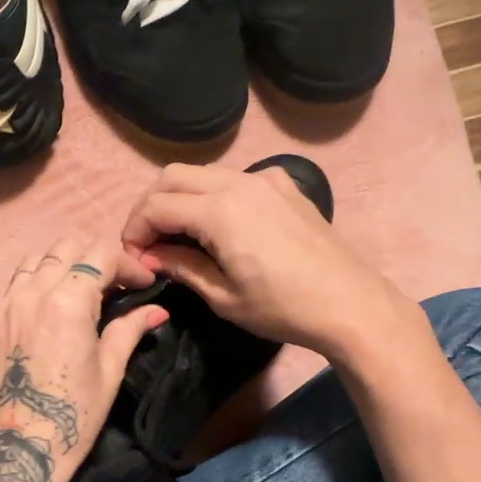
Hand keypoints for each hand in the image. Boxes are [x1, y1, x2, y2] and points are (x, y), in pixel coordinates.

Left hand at [0, 237, 166, 481]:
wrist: (21, 447)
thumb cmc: (74, 414)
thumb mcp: (109, 371)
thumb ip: (129, 330)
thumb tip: (157, 310)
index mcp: (68, 301)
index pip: (99, 255)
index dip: (127, 263)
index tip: (141, 283)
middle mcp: (30, 294)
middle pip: (63, 249)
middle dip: (92, 259)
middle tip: (110, 286)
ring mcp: (2, 308)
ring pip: (31, 263)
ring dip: (58, 268)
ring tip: (74, 293)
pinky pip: (9, 290)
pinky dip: (31, 289)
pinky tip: (44, 314)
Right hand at [120, 163, 422, 359]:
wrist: (348, 303)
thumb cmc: (282, 308)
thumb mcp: (223, 297)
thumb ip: (182, 267)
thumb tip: (151, 255)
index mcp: (220, 211)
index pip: (157, 206)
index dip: (135, 231)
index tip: (132, 258)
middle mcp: (239, 183)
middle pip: (174, 177)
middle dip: (150, 206)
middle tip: (145, 242)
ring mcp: (265, 180)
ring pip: (202, 173)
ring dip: (179, 198)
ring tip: (174, 237)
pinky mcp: (283, 186)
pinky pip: (233, 179)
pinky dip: (210, 196)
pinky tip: (214, 228)